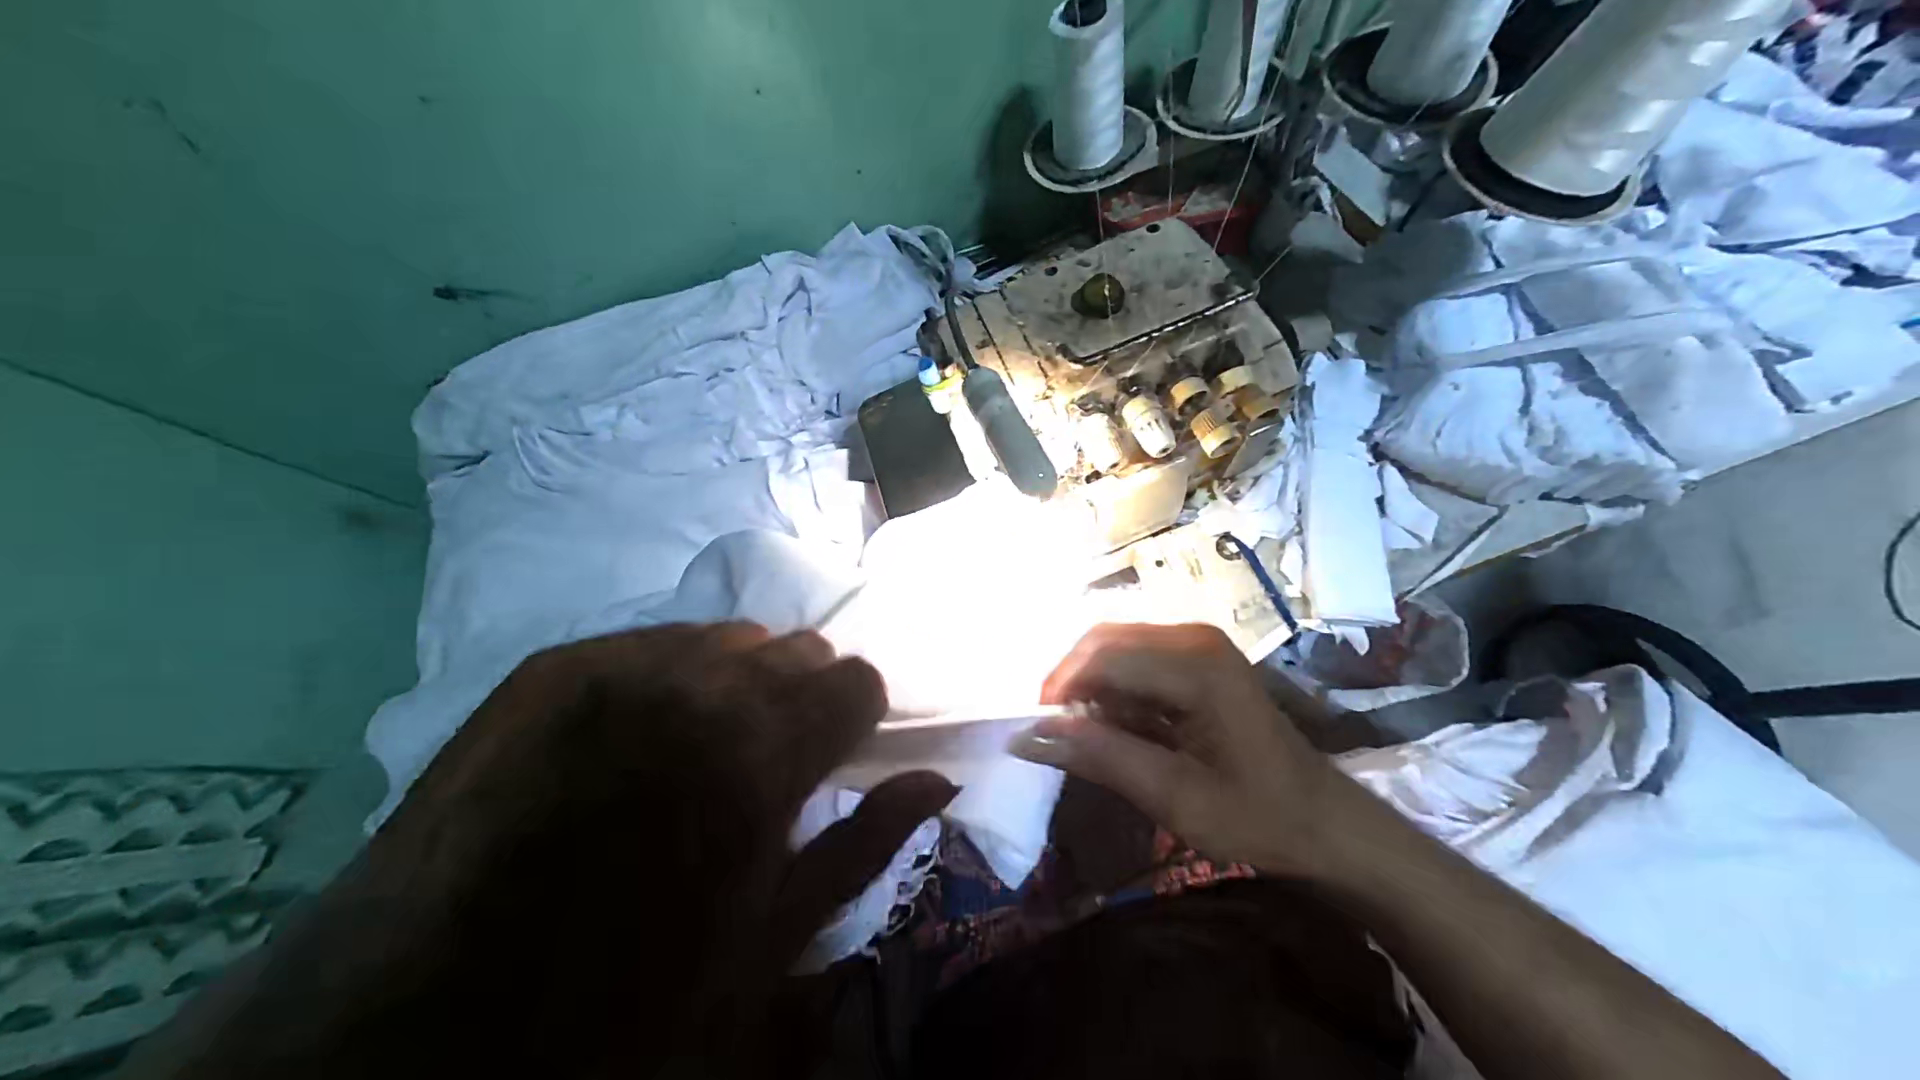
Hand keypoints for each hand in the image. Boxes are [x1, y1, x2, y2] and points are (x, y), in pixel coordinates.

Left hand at [365, 622, 954, 1070]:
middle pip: (798, 648)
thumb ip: (863, 847)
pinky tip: (644, 729)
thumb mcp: (766, 948)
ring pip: (730, 636)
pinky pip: (654, 640)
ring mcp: (612, 668)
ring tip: (705, 740)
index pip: (856, 680)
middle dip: (802, 698)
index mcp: (760, 756)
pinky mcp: (546, 669)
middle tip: (773, 757)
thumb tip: (937, 781)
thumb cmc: (619, 1006)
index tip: (835, 756)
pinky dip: (673, 673)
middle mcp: (693, 687)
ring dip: (739, 681)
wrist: (405, 1033)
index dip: (855, 720)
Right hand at [1013, 623, 1345, 877]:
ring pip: (1115, 646)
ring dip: (1091, 686)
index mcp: (1197, 668)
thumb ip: (1100, 757)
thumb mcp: (1173, 797)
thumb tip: (1025, 737)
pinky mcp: (1198, 656)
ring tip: (1089, 735)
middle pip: (1105, 641)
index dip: (1061, 690)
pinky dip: (1114, 688)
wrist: (1324, 822)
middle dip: (1071, 682)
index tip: (1040, 733)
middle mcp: (1195, 638)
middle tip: (1056, 732)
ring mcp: (1198, 643)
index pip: (1103, 658)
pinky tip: (1120, 726)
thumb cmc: (1256, 817)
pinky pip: (1136, 657)